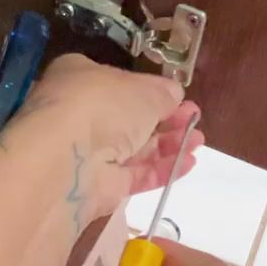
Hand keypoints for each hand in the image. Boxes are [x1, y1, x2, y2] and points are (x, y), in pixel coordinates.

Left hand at [7, 54, 203, 220]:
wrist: (68, 160)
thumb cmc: (102, 106)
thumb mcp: (142, 90)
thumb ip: (162, 93)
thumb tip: (174, 94)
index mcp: (80, 79)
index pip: (119, 83)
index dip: (149, 90)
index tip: (179, 96)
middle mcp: (81, 115)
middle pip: (129, 118)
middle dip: (166, 119)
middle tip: (195, 119)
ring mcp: (89, 153)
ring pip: (135, 148)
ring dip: (169, 144)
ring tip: (198, 141)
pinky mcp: (100, 186)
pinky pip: (136, 175)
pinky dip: (162, 169)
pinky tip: (189, 162)